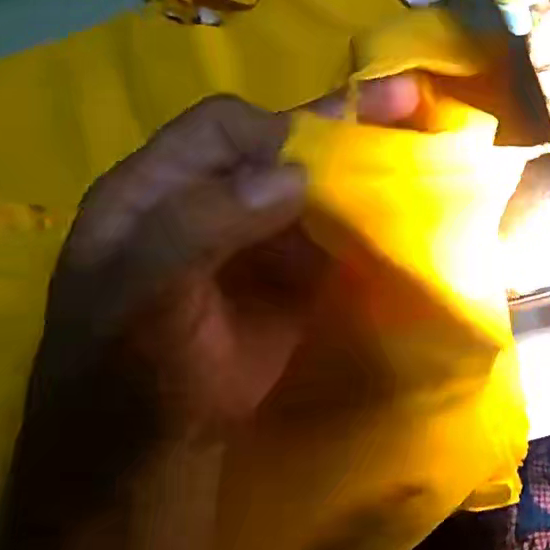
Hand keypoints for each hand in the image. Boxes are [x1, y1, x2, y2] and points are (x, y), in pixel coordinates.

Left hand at [21, 79, 420, 470]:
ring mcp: (259, 239)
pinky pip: (337, 235)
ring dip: (364, 171)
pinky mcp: (297, 276)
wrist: (151, 448)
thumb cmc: (126, 367)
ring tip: (422, 145)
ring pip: (316, 188)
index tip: (329, 153)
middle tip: (405, 101)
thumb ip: (203, 224)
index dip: (276, 131)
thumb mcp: (143, 293)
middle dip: (339, 128)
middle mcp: (214, 200)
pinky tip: (409, 209)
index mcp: (159, 187)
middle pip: (280, 149)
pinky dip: (372, 222)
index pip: (224, 130)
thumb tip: (294, 173)